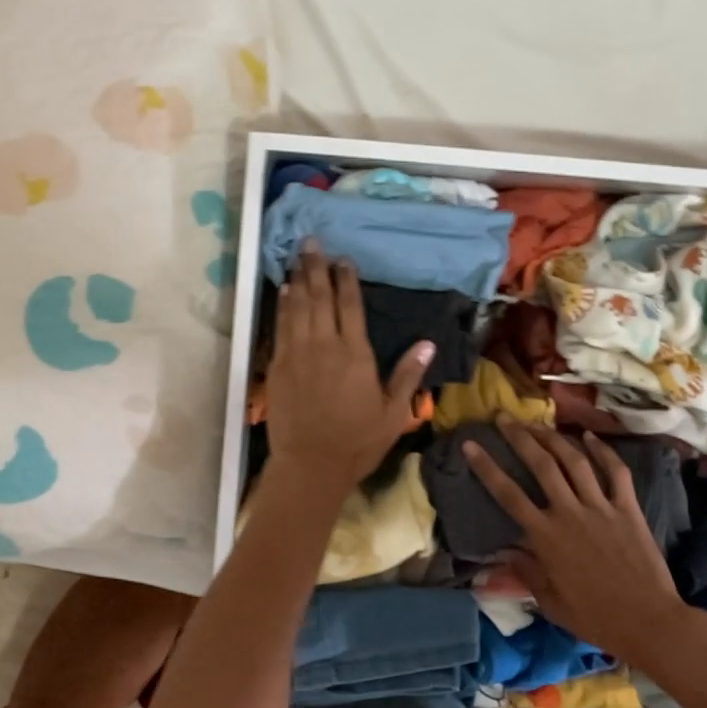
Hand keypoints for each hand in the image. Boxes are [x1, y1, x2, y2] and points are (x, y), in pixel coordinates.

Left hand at [265, 243, 432, 493]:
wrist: (310, 465)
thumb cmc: (358, 442)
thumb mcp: (393, 413)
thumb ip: (408, 375)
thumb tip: (429, 343)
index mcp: (355, 354)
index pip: (350, 306)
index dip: (346, 279)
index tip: (344, 259)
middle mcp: (325, 346)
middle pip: (319, 298)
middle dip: (316, 267)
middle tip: (311, 242)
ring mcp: (297, 354)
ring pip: (297, 307)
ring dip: (298, 280)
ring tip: (297, 257)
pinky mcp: (278, 366)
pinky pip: (280, 327)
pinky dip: (282, 306)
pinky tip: (284, 292)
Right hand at [464, 419, 696, 662]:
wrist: (649, 622)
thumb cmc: (596, 618)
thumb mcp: (551, 603)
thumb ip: (527, 573)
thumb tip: (504, 550)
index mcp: (546, 537)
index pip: (508, 494)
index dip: (486, 467)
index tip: (470, 444)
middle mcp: (569, 513)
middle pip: (541, 465)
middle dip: (519, 437)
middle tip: (503, 417)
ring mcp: (601, 507)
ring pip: (574, 461)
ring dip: (553, 437)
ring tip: (536, 422)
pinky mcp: (628, 508)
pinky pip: (615, 471)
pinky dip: (603, 450)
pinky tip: (589, 435)